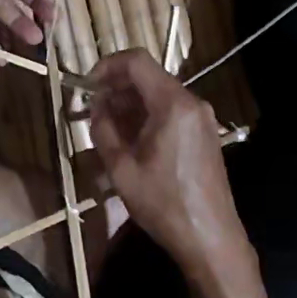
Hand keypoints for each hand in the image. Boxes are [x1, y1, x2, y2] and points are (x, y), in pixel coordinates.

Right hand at [88, 50, 247, 275]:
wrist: (210, 236)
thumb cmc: (164, 204)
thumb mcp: (123, 169)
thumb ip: (104, 130)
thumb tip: (96, 106)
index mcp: (173, 104)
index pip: (137, 61)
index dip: (107, 66)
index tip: (86, 85)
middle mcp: (192, 102)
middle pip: (149, 77)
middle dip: (116, 88)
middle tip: (89, 110)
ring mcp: (202, 116)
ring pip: (159, 94)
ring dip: (130, 104)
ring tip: (103, 127)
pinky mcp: (204, 132)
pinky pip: (171, 111)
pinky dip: (148, 115)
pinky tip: (129, 138)